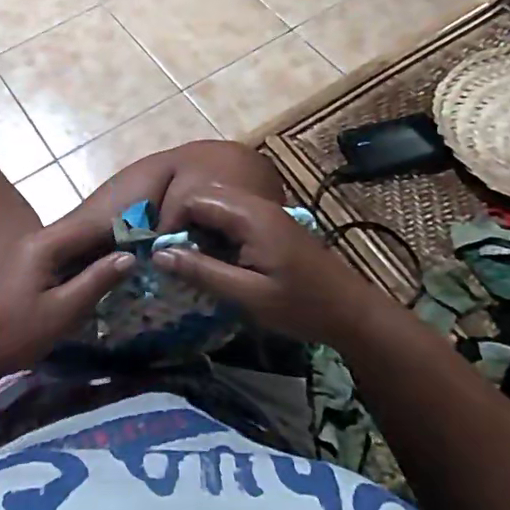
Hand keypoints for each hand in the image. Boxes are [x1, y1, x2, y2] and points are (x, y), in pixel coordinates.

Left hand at [0, 215, 132, 376]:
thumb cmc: (19, 332)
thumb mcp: (64, 310)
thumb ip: (97, 280)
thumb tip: (130, 256)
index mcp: (45, 244)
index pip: (93, 225)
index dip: (124, 229)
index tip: (152, 236)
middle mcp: (38, 239)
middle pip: (84, 230)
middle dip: (115, 238)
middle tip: (147, 249)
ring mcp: (32, 251)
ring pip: (76, 243)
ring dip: (101, 250)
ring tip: (133, 260)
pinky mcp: (30, 265)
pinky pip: (65, 255)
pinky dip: (85, 261)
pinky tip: (103, 274)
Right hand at [153, 186, 390, 345]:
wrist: (351, 311)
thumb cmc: (301, 306)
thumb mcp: (248, 295)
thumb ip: (202, 272)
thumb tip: (158, 254)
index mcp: (250, 216)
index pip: (195, 199)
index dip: (172, 222)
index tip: (161, 253)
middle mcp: (257, 206)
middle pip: (205, 198)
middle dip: (183, 224)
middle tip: (172, 258)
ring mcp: (266, 213)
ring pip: (218, 207)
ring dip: (199, 230)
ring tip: (189, 261)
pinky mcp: (271, 225)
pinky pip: (232, 218)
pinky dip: (216, 234)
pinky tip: (214, 261)